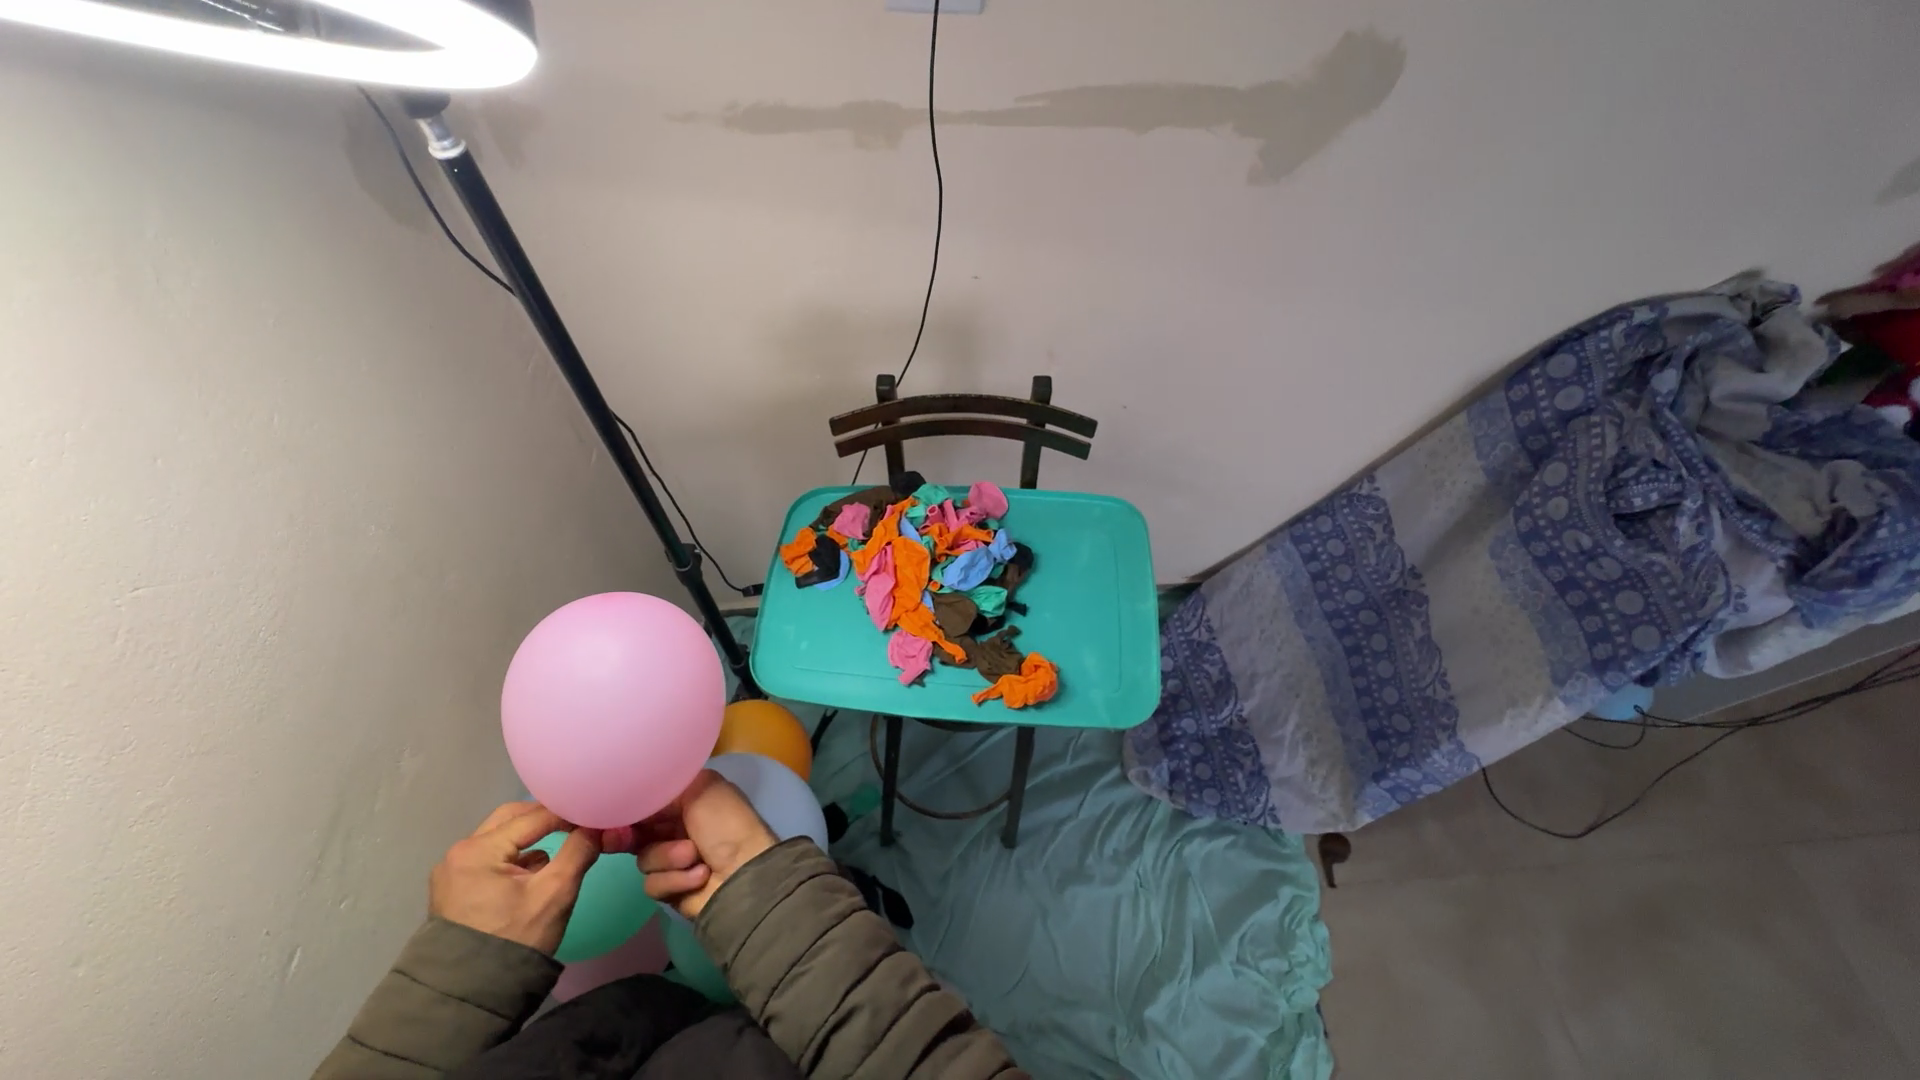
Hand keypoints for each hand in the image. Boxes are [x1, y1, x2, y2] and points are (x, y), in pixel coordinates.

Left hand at [428, 801, 600, 954]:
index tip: (596, 814)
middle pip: (512, 818)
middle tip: (579, 822)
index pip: (534, 816)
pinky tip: (537, 867)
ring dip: (532, 836)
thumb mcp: (555, 893)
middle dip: (547, 818)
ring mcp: (453, 871)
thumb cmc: (515, 939)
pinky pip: (492, 856)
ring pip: (501, 836)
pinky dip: (517, 854)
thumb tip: (598, 825)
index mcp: (477, 850)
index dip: (569, 813)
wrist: (470, 994)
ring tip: (563, 842)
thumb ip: (580, 850)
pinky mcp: (455, 887)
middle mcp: (458, 852)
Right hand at [630, 771, 776, 918]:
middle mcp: (676, 828)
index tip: (616, 815)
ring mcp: (673, 860)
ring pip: (643, 859)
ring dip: (669, 857)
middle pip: (635, 834)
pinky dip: (675, 880)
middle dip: (637, 837)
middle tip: (638, 838)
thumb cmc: (725, 824)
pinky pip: (652, 884)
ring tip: (695, 856)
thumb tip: (633, 798)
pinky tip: (699, 876)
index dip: (630, 810)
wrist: (743, 873)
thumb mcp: (698, 788)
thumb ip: (661, 788)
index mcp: (685, 801)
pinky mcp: (671, 888)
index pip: (645, 803)